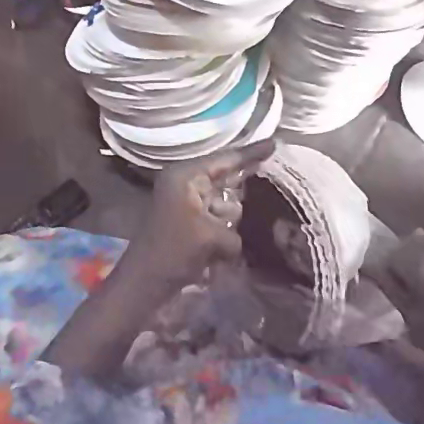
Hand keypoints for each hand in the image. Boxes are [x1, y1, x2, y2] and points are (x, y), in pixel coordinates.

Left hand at [133, 140, 277, 285]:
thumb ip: (237, 229)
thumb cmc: (174, 251)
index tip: (275, 143)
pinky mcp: (188, 221)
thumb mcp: (212, 237)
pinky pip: (217, 215)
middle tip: (278, 175)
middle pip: (225, 177)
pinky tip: (241, 236)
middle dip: (248, 180)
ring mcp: (185, 202)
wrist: (145, 280)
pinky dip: (229, 225)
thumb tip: (245, 237)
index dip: (251, 153)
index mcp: (185, 176)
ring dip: (236, 212)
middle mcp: (185, 183)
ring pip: (224, 200)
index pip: (224, 159)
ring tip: (253, 218)